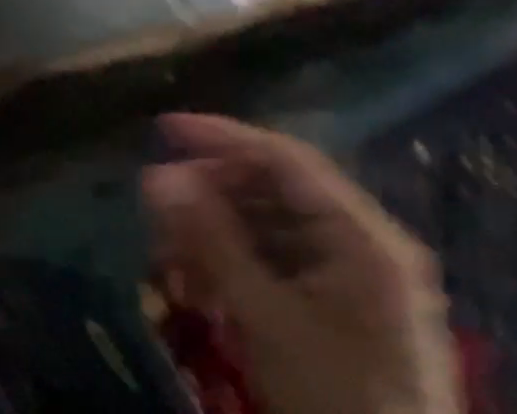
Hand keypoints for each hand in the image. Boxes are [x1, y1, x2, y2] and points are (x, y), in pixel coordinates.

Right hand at [143, 114, 459, 413]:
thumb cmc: (333, 391)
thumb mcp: (264, 313)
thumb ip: (209, 239)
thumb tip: (154, 174)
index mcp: (363, 238)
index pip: (286, 160)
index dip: (222, 136)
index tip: (161, 128)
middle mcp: (362, 244)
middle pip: (273, 190)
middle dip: (209, 192)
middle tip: (155, 206)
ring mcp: (351, 275)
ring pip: (266, 224)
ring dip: (212, 229)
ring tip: (167, 252)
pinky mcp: (335, 302)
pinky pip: (273, 258)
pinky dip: (230, 260)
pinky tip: (194, 280)